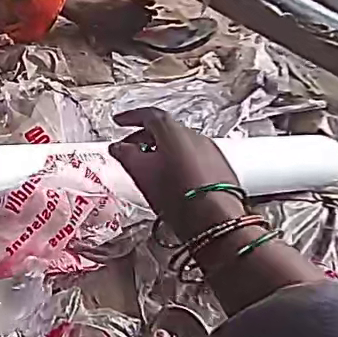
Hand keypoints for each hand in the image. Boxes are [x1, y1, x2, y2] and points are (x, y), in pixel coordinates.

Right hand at [108, 108, 243, 232]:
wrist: (214, 220)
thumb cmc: (175, 194)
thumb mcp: (140, 171)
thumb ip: (125, 154)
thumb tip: (118, 147)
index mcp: (174, 132)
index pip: (149, 116)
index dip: (130, 117)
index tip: (119, 121)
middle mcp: (195, 136)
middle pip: (164, 129)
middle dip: (142, 137)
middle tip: (127, 148)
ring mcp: (210, 151)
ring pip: (178, 144)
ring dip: (159, 150)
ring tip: (145, 166)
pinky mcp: (219, 168)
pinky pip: (190, 156)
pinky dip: (174, 160)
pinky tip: (167, 177)